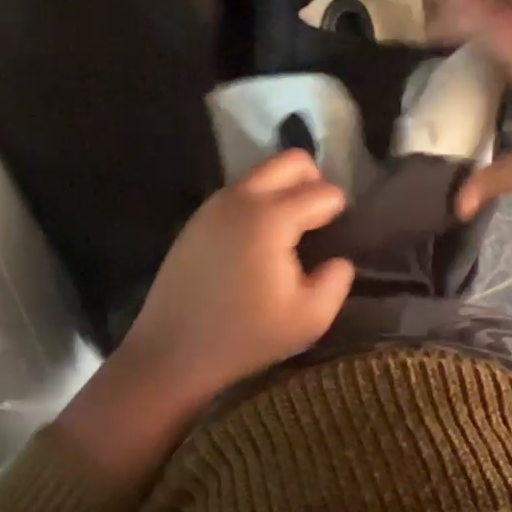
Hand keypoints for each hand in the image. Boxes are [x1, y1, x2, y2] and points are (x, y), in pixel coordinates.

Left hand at [120, 148, 355, 394]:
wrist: (171, 351)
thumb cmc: (244, 336)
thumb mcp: (308, 318)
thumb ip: (336, 281)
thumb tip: (339, 259)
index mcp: (271, 217)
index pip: (322, 191)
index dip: (338, 209)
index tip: (339, 233)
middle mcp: (241, 197)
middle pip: (290, 160)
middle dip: (313, 180)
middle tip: (319, 219)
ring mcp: (214, 204)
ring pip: (262, 173)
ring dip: (283, 190)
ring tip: (291, 232)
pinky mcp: (197, 218)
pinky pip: (239, 193)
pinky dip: (258, 203)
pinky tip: (258, 242)